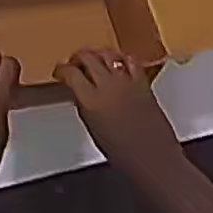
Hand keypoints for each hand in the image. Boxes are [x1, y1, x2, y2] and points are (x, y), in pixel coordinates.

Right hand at [57, 49, 187, 197]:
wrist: (153, 159)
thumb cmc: (121, 153)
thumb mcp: (92, 128)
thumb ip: (83, 105)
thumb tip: (78, 92)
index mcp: (90, 100)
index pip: (70, 72)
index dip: (61, 69)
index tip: (60, 72)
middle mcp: (107, 86)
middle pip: (87, 56)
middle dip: (77, 57)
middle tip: (75, 63)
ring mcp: (126, 82)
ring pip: (107, 54)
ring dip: (97, 54)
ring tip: (94, 60)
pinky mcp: (143, 83)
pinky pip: (130, 61)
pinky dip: (121, 58)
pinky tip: (118, 62)